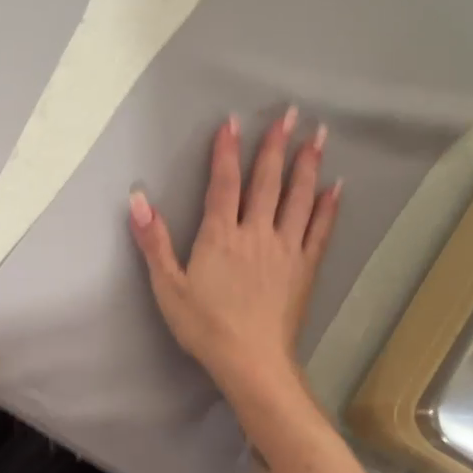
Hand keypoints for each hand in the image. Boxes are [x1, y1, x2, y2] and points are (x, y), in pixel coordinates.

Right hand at [128, 106, 340, 394]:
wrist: (251, 359)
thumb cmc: (203, 325)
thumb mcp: (167, 286)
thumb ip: (154, 241)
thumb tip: (137, 200)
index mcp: (220, 235)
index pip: (223, 183)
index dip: (227, 151)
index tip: (233, 121)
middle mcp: (256, 233)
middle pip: (268, 182)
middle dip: (277, 145)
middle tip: (292, 113)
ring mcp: (285, 249)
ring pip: (299, 198)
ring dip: (308, 165)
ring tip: (318, 136)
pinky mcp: (304, 268)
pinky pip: (320, 230)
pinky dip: (328, 207)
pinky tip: (335, 187)